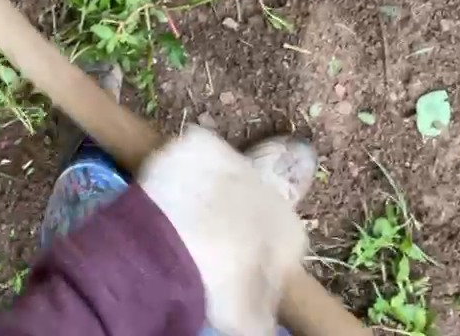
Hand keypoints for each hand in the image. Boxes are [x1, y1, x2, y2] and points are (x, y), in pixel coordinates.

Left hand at [138, 127, 310, 335]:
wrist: (173, 249)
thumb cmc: (216, 288)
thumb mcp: (250, 318)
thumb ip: (263, 306)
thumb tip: (261, 309)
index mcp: (290, 229)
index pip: (280, 236)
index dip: (255, 248)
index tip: (234, 260)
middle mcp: (270, 187)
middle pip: (252, 198)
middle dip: (232, 211)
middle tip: (203, 233)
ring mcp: (234, 157)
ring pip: (223, 172)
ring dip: (209, 185)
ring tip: (181, 211)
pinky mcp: (201, 142)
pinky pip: (194, 151)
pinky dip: (183, 164)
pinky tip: (169, 186)